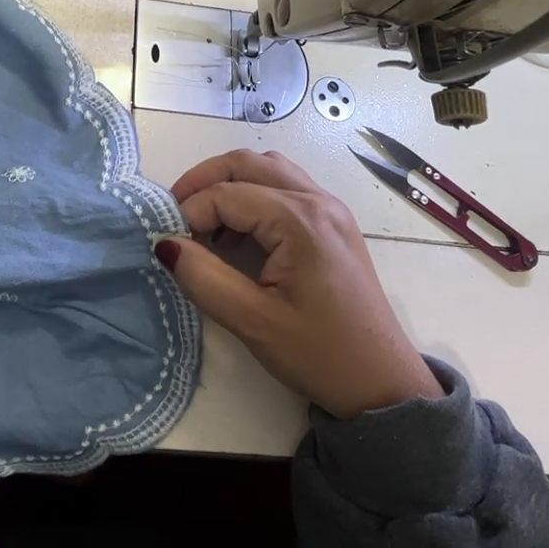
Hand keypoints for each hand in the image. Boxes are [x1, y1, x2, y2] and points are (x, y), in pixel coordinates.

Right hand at [157, 150, 441, 417]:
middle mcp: (318, 201)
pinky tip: (237, 232)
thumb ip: (204, 278)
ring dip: (230, 182)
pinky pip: (285, 186)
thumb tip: (164, 244)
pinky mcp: (333, 223)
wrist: (383, 385)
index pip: (227, 194)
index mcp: (300, 220)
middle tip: (174, 213)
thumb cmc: (321, 355)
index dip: (190, 213)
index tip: (167, 242)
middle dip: (204, 180)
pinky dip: (253, 193)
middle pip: (247, 162)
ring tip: (204, 220)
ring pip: (267, 168)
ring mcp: (330, 209)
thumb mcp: (253, 322)